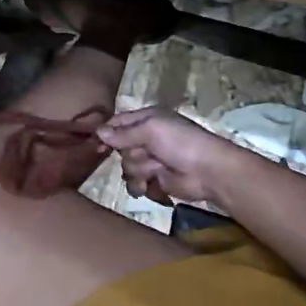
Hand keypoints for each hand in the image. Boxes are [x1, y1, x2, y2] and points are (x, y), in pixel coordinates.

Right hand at [96, 107, 253, 206]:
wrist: (208, 172)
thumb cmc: (181, 143)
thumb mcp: (151, 131)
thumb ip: (124, 133)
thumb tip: (98, 132)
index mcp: (146, 120)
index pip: (118, 123)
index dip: (106, 133)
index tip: (97, 145)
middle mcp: (146, 138)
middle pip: (120, 148)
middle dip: (131, 154)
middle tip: (146, 155)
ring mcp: (150, 160)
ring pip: (127, 167)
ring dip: (139, 171)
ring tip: (156, 171)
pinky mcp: (154, 180)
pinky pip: (135, 184)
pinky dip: (142, 185)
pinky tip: (152, 185)